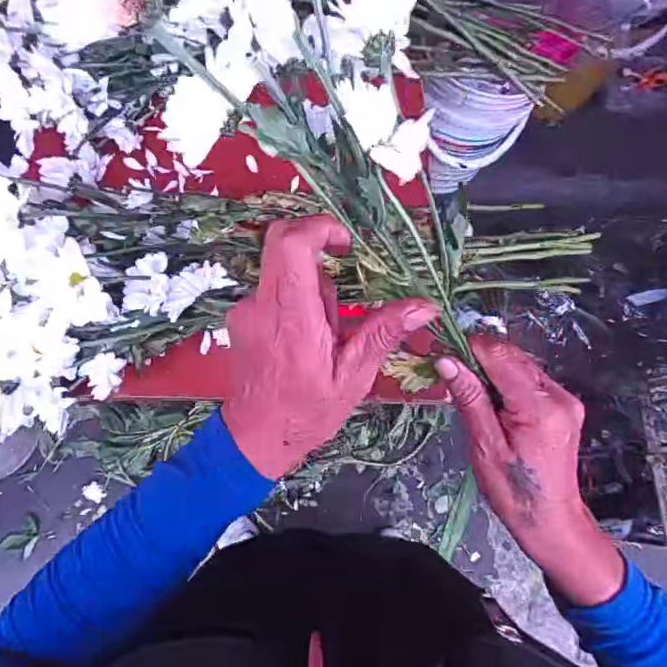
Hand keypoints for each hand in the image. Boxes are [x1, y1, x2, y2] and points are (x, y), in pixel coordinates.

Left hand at [222, 215, 437, 479]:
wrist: (255, 438)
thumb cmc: (306, 412)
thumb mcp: (353, 377)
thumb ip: (383, 334)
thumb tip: (424, 307)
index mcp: (291, 316)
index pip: (291, 245)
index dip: (319, 228)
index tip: (346, 242)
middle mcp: (262, 304)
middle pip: (282, 243)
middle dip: (318, 249)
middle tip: (347, 279)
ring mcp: (246, 309)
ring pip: (282, 269)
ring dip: (312, 285)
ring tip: (328, 331)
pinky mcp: (242, 315)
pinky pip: (274, 288)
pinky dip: (296, 298)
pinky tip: (308, 336)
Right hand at [436, 337, 624, 606]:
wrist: (553, 521)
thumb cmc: (515, 493)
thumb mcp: (485, 447)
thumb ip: (470, 399)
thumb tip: (447, 361)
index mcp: (539, 407)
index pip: (501, 356)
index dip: (470, 349)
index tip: (444, 355)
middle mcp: (559, 395)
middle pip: (513, 356)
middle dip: (480, 359)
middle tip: (452, 373)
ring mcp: (566, 398)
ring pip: (522, 365)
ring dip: (493, 370)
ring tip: (470, 391)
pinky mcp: (565, 404)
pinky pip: (531, 379)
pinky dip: (508, 382)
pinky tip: (494, 402)